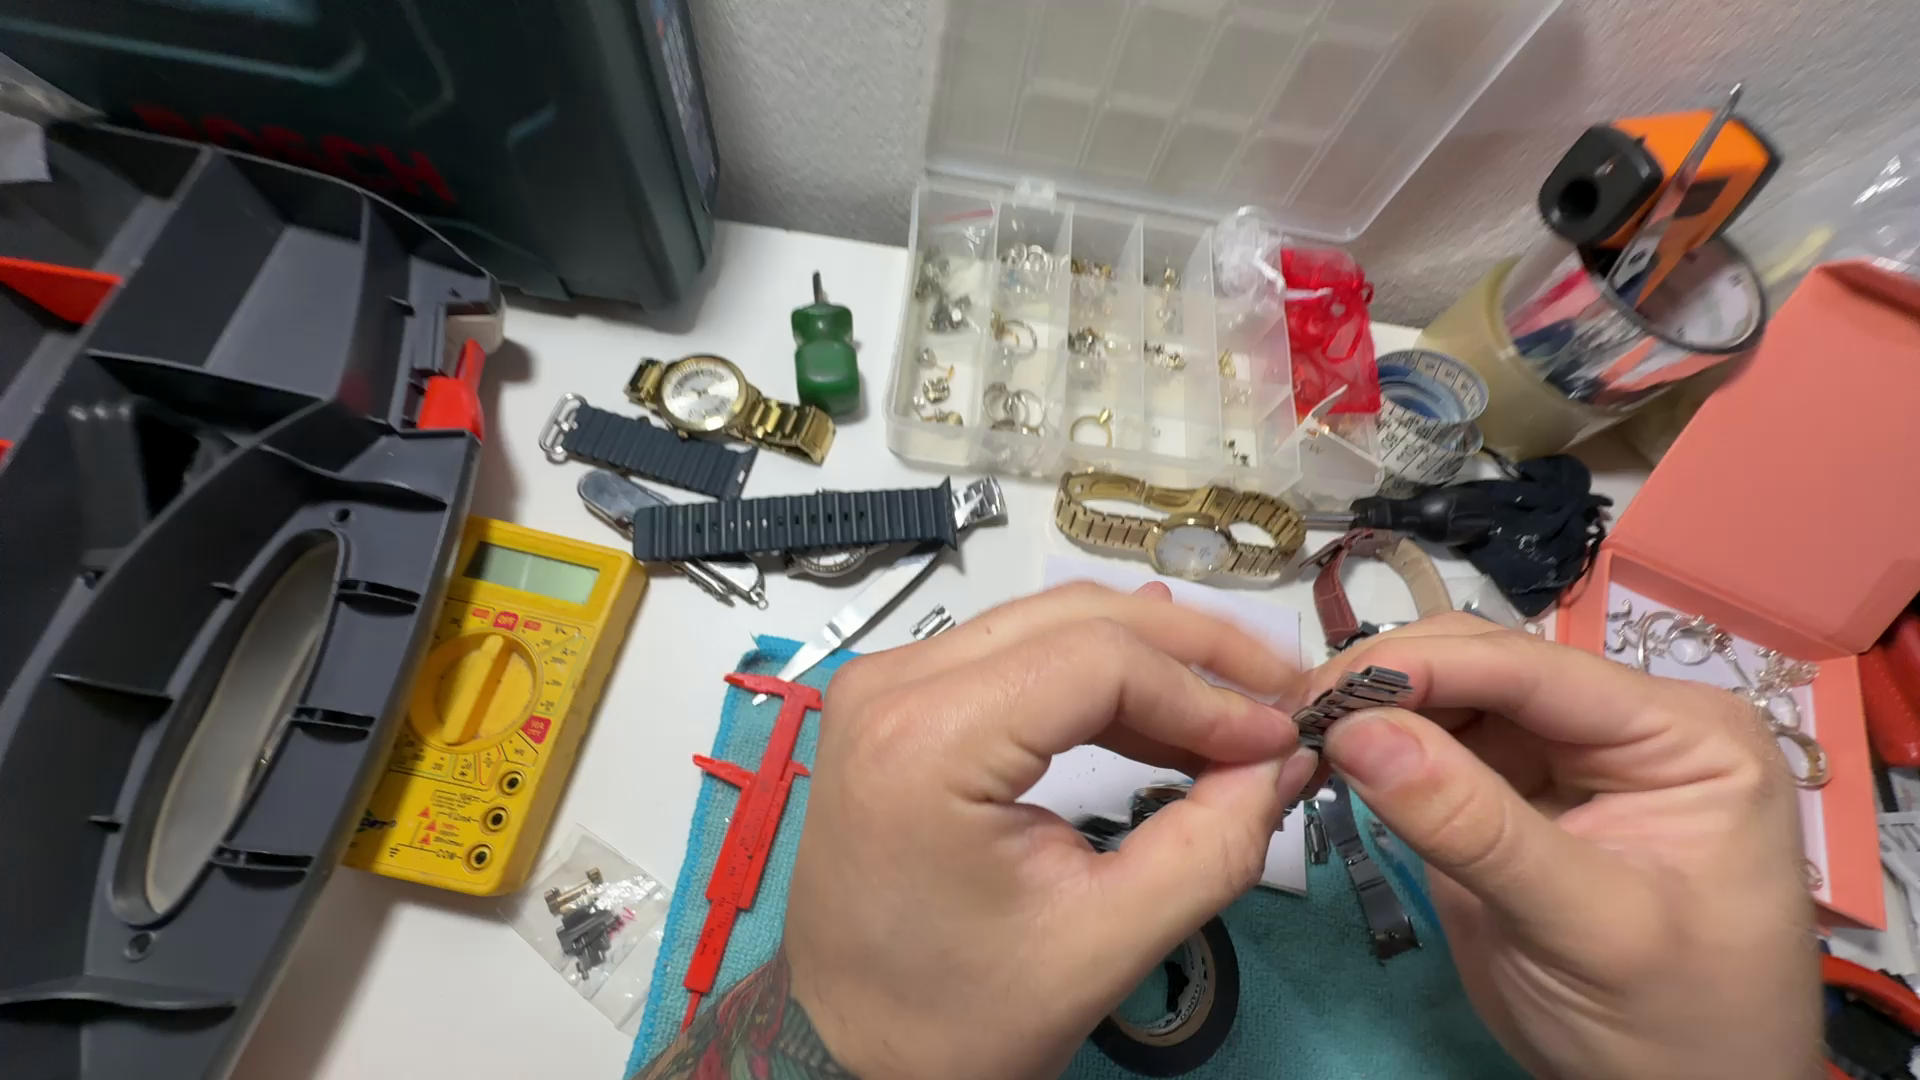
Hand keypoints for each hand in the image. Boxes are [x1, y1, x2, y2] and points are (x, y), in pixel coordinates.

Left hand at [783, 582, 1316, 1079]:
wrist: (842, 1036)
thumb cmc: (953, 1012)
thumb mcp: (1101, 943)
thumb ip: (1212, 844)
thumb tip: (1280, 759)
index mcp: (926, 740)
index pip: (1095, 661)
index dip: (1201, 690)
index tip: (1277, 731)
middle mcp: (893, 682)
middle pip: (1072, 619)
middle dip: (1187, 647)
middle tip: (1274, 687)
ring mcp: (887, 679)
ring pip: (1047, 624)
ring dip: (1147, 656)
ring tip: (1230, 703)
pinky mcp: (899, 693)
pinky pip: (1015, 654)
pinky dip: (1095, 679)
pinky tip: (1156, 706)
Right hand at [1307, 614, 1820, 1079]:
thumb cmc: (1665, 1024)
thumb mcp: (1581, 928)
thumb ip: (1470, 825)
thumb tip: (1354, 732)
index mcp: (1676, 733)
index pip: (1527, 667)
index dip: (1418, 668)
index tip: (1324, 695)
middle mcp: (1609, 715)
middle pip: (1470, 657)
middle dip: (1380, 681)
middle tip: (1300, 720)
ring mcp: (1548, 741)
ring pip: (1433, 684)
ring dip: (1363, 703)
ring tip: (1303, 737)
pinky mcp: (1495, 772)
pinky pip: (1418, 728)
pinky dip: (1366, 736)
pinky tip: (1328, 755)